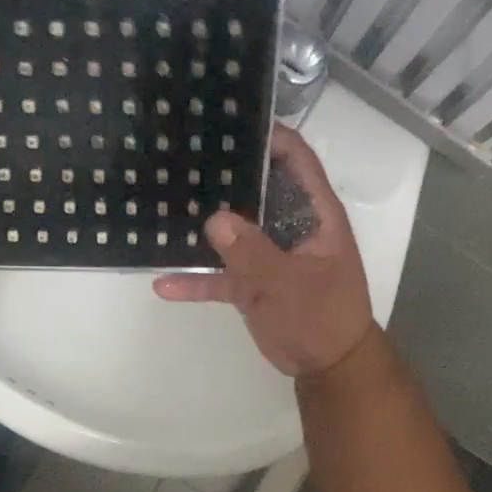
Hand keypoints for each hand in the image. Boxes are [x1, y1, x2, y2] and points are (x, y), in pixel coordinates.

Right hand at [153, 126, 373, 377]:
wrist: (328, 368)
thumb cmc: (322, 319)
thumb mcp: (289, 285)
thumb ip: (252, 254)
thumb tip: (214, 219)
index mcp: (315, 216)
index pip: (297, 161)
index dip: (271, 138)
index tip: (233, 123)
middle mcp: (290, 229)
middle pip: (257, 192)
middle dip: (225, 177)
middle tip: (184, 156)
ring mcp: (269, 257)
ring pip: (233, 233)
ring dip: (204, 226)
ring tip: (164, 205)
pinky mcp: (252, 287)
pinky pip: (220, 278)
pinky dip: (196, 280)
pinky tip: (163, 283)